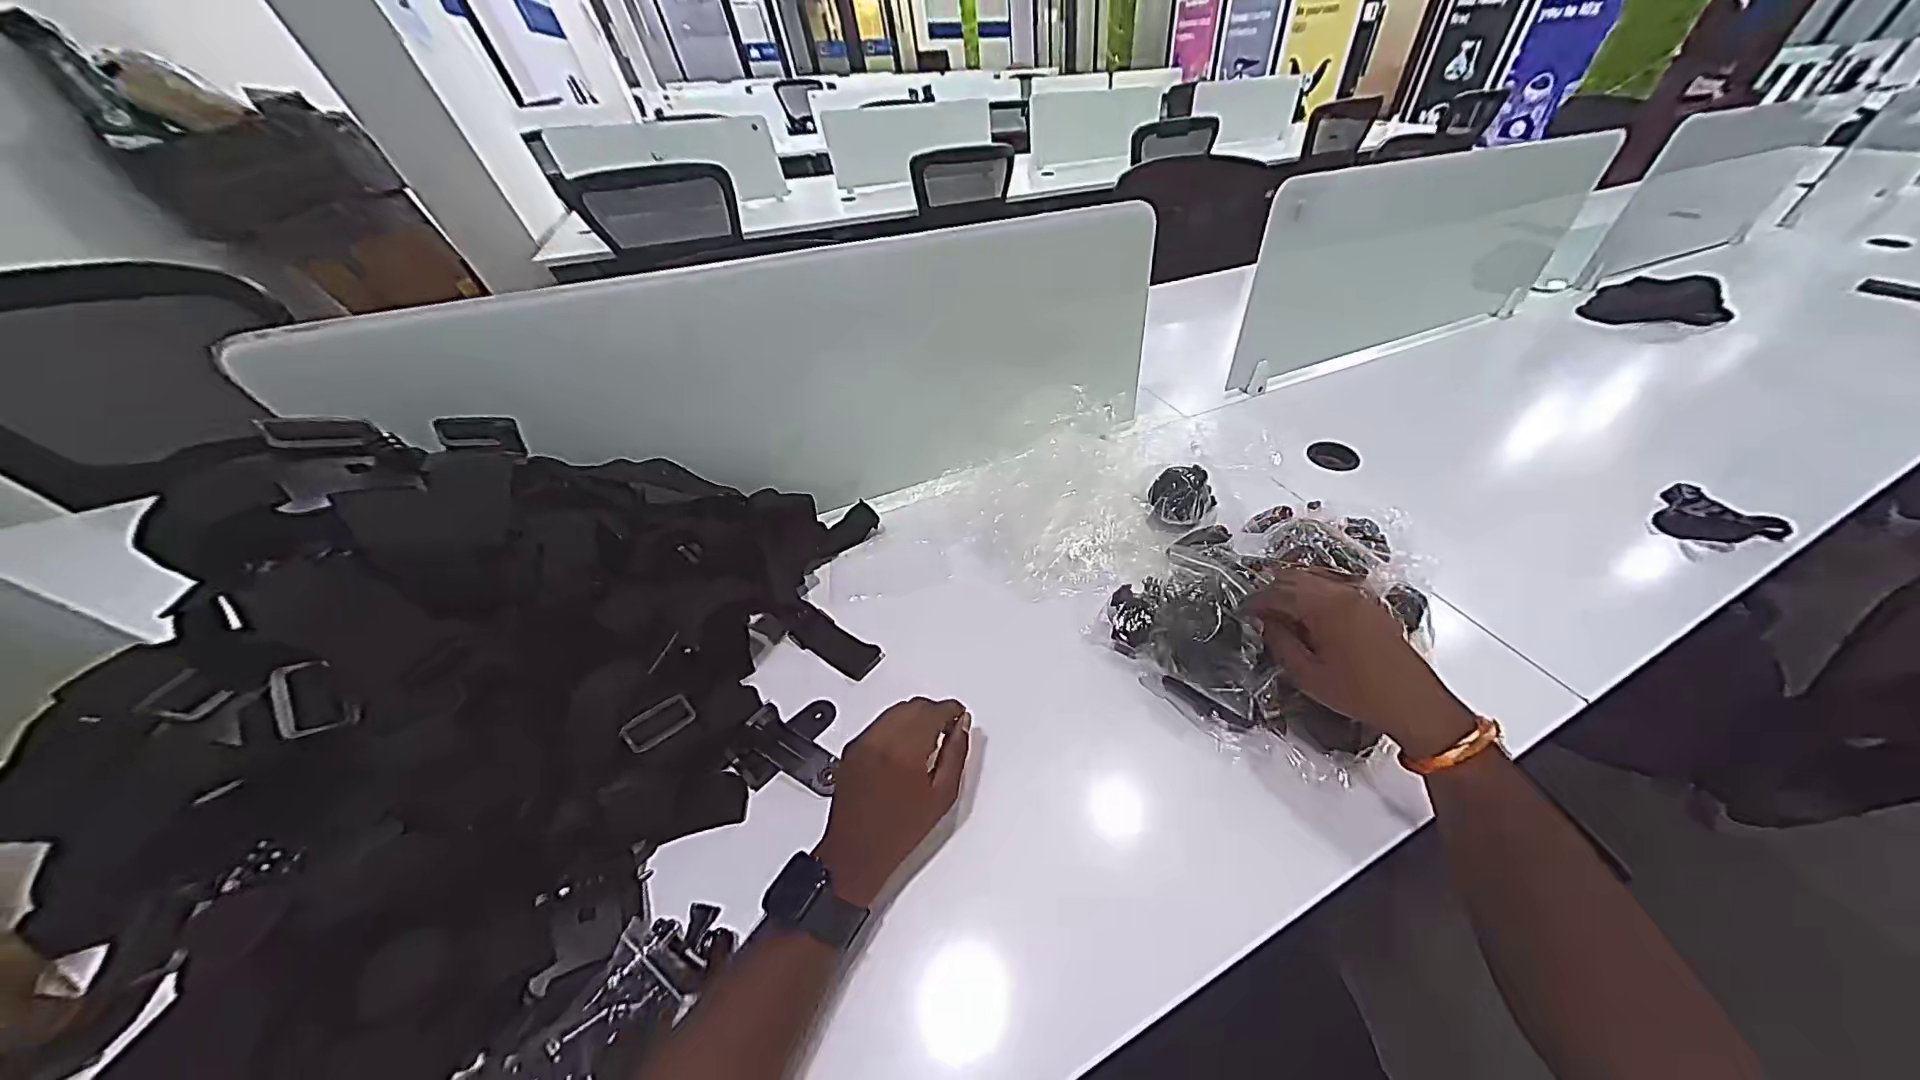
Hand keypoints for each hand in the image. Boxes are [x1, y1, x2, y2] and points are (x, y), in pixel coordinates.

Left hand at [814, 698, 970, 906]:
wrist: (857, 852)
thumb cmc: (897, 832)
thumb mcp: (942, 796)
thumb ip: (956, 754)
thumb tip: (962, 727)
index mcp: (905, 750)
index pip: (933, 710)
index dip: (952, 711)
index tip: (959, 717)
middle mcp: (880, 740)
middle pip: (914, 706)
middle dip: (934, 713)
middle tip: (948, 731)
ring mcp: (863, 743)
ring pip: (896, 711)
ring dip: (915, 719)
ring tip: (927, 744)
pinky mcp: (852, 748)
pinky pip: (880, 724)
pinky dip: (896, 728)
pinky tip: (905, 750)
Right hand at [1248, 570, 1475, 757]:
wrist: (1415, 705)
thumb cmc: (1360, 693)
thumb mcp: (1307, 674)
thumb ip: (1280, 642)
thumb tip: (1265, 623)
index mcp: (1326, 607)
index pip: (1279, 592)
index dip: (1256, 601)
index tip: (1245, 613)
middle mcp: (1344, 594)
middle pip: (1297, 578)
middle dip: (1273, 592)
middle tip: (1258, 613)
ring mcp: (1361, 597)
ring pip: (1316, 580)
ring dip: (1293, 592)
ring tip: (1280, 615)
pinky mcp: (1372, 606)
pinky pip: (1334, 589)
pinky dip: (1314, 595)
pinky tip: (1308, 618)